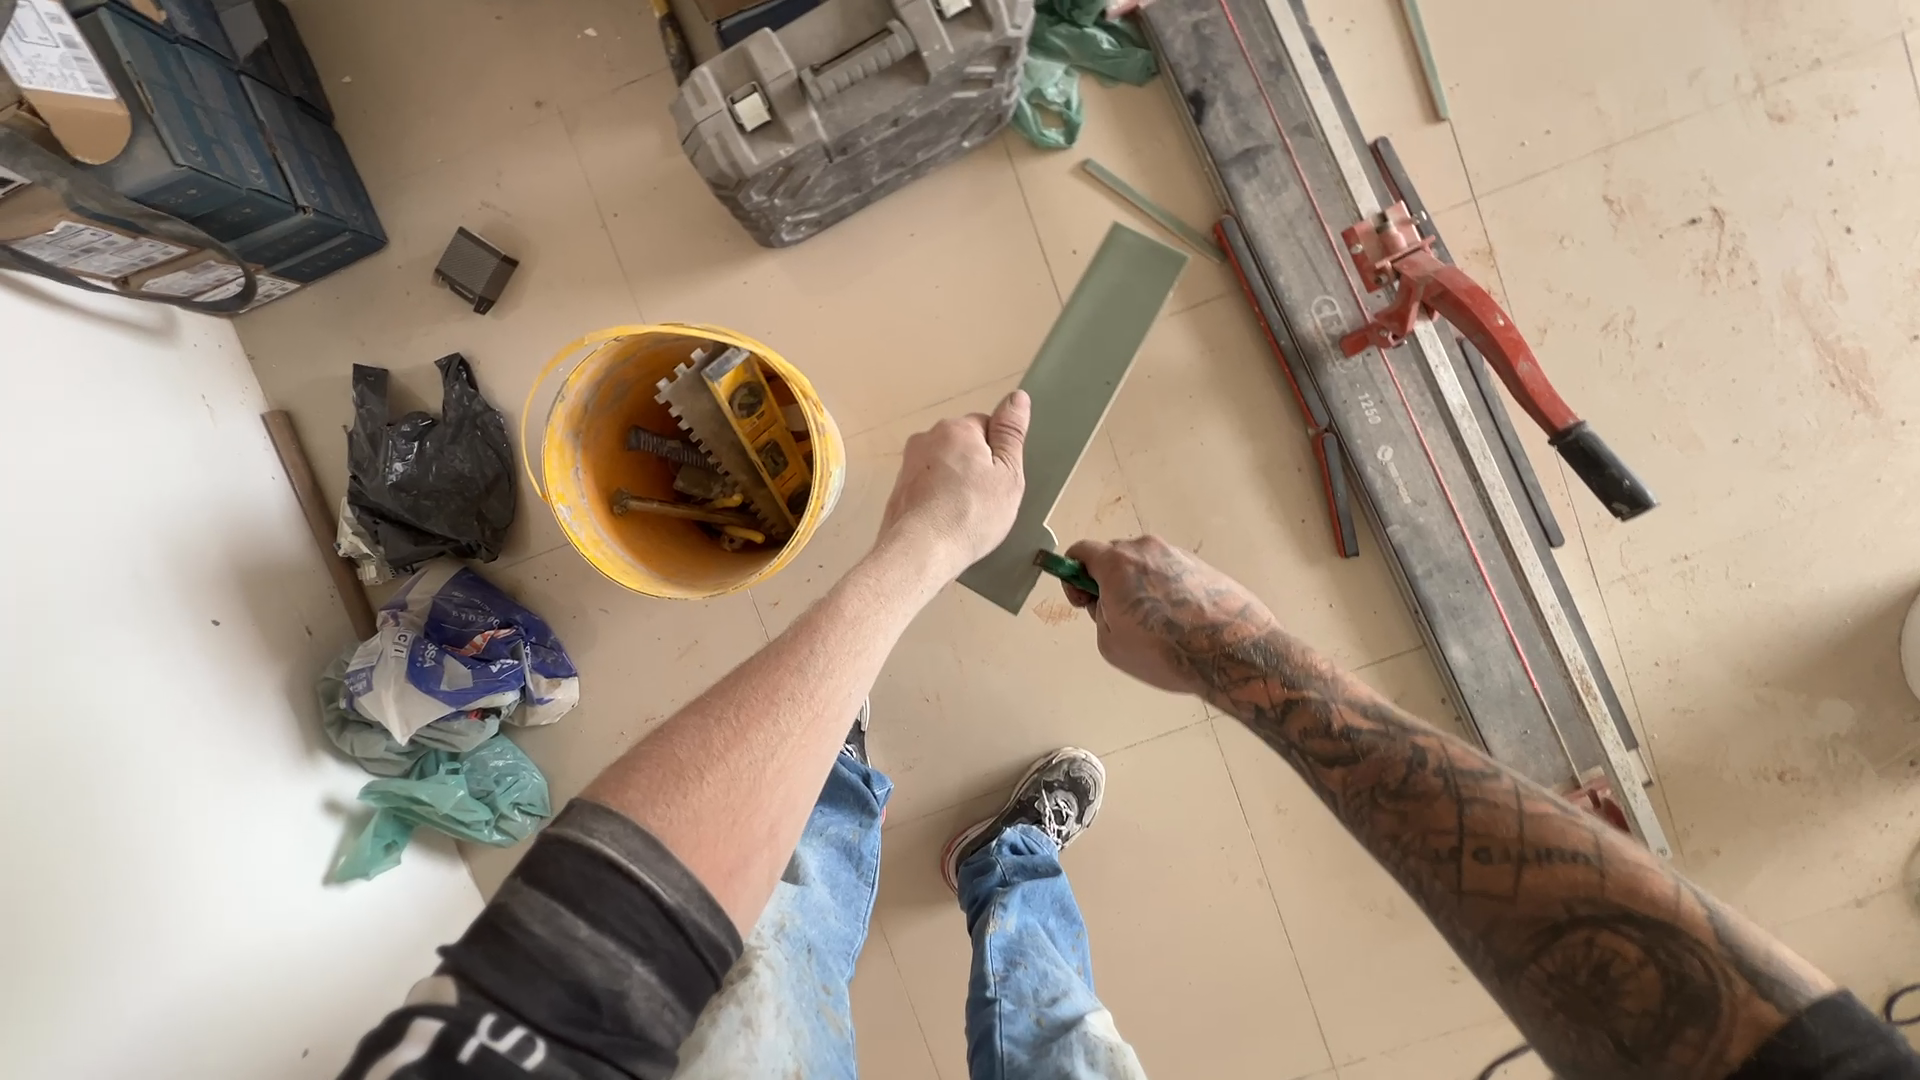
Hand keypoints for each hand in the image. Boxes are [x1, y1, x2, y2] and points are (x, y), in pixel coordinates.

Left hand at [878, 391, 1029, 577]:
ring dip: (955, 485)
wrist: (920, 551)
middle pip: (962, 446)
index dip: (999, 455)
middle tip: (986, 500)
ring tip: (965, 516)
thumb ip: (1011, 433)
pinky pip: (927, 488)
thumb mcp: (1008, 473)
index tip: (1000, 480)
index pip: (987, 426)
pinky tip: (946, 523)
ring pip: (943, 468)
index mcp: (956, 429)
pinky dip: (937, 501)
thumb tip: (1017, 398)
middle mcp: (927, 439)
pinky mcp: (898, 491)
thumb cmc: (971, 514)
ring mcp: (908, 465)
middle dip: (975, 468)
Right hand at [1062, 536, 1282, 696]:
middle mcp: (1146, 550)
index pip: (1081, 552)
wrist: (1231, 652)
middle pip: (1113, 557)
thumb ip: (1099, 613)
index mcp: (1116, 563)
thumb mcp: (1110, 643)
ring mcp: (1177, 555)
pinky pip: (1170, 572)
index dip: (1073, 575)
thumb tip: (1109, 604)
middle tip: (1118, 616)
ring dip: (1139, 586)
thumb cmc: (1166, 650)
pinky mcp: (1202, 566)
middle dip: (1108, 582)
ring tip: (1154, 624)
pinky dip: (1165, 590)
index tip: (1082, 597)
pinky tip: (1177, 621)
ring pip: (1144, 565)